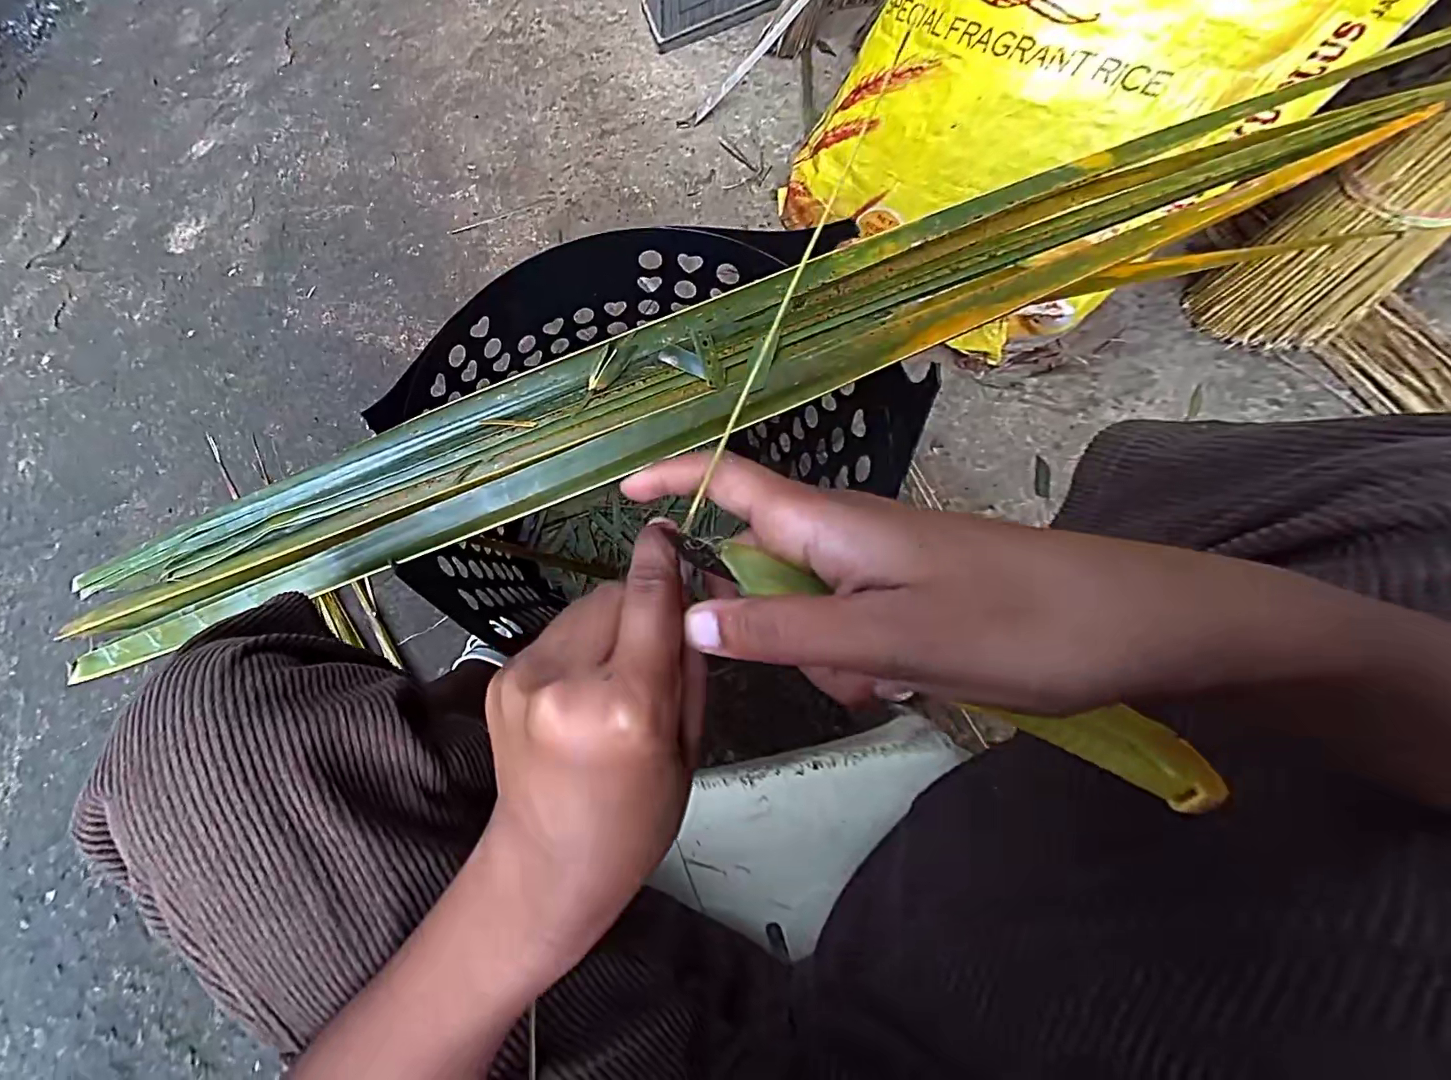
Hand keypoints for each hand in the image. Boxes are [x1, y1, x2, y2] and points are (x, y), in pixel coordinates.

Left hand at [479, 522, 704, 968]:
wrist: (546, 861)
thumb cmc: (632, 822)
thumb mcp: (686, 751)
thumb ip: (686, 670)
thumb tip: (684, 605)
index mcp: (623, 706)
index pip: (647, 603)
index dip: (660, 560)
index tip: (666, 531)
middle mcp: (563, 680)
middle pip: (610, 598)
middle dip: (639, 603)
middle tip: (654, 636)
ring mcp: (520, 676)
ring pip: (579, 612)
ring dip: (607, 623)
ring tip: (615, 670)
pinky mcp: (499, 678)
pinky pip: (553, 636)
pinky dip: (577, 645)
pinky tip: (580, 686)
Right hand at [623, 452, 1380, 716]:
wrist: (1149, 626)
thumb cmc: (1018, 620)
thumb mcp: (886, 637)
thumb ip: (779, 631)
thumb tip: (686, 622)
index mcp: (823, 522)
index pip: (727, 480)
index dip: (671, 479)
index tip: (623, 494)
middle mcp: (834, 534)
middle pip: (753, 569)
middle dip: (763, 624)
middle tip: (824, 662)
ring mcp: (864, 564)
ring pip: (795, 609)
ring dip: (815, 652)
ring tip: (885, 676)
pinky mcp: (892, 591)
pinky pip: (834, 625)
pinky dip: (848, 658)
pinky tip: (902, 678)